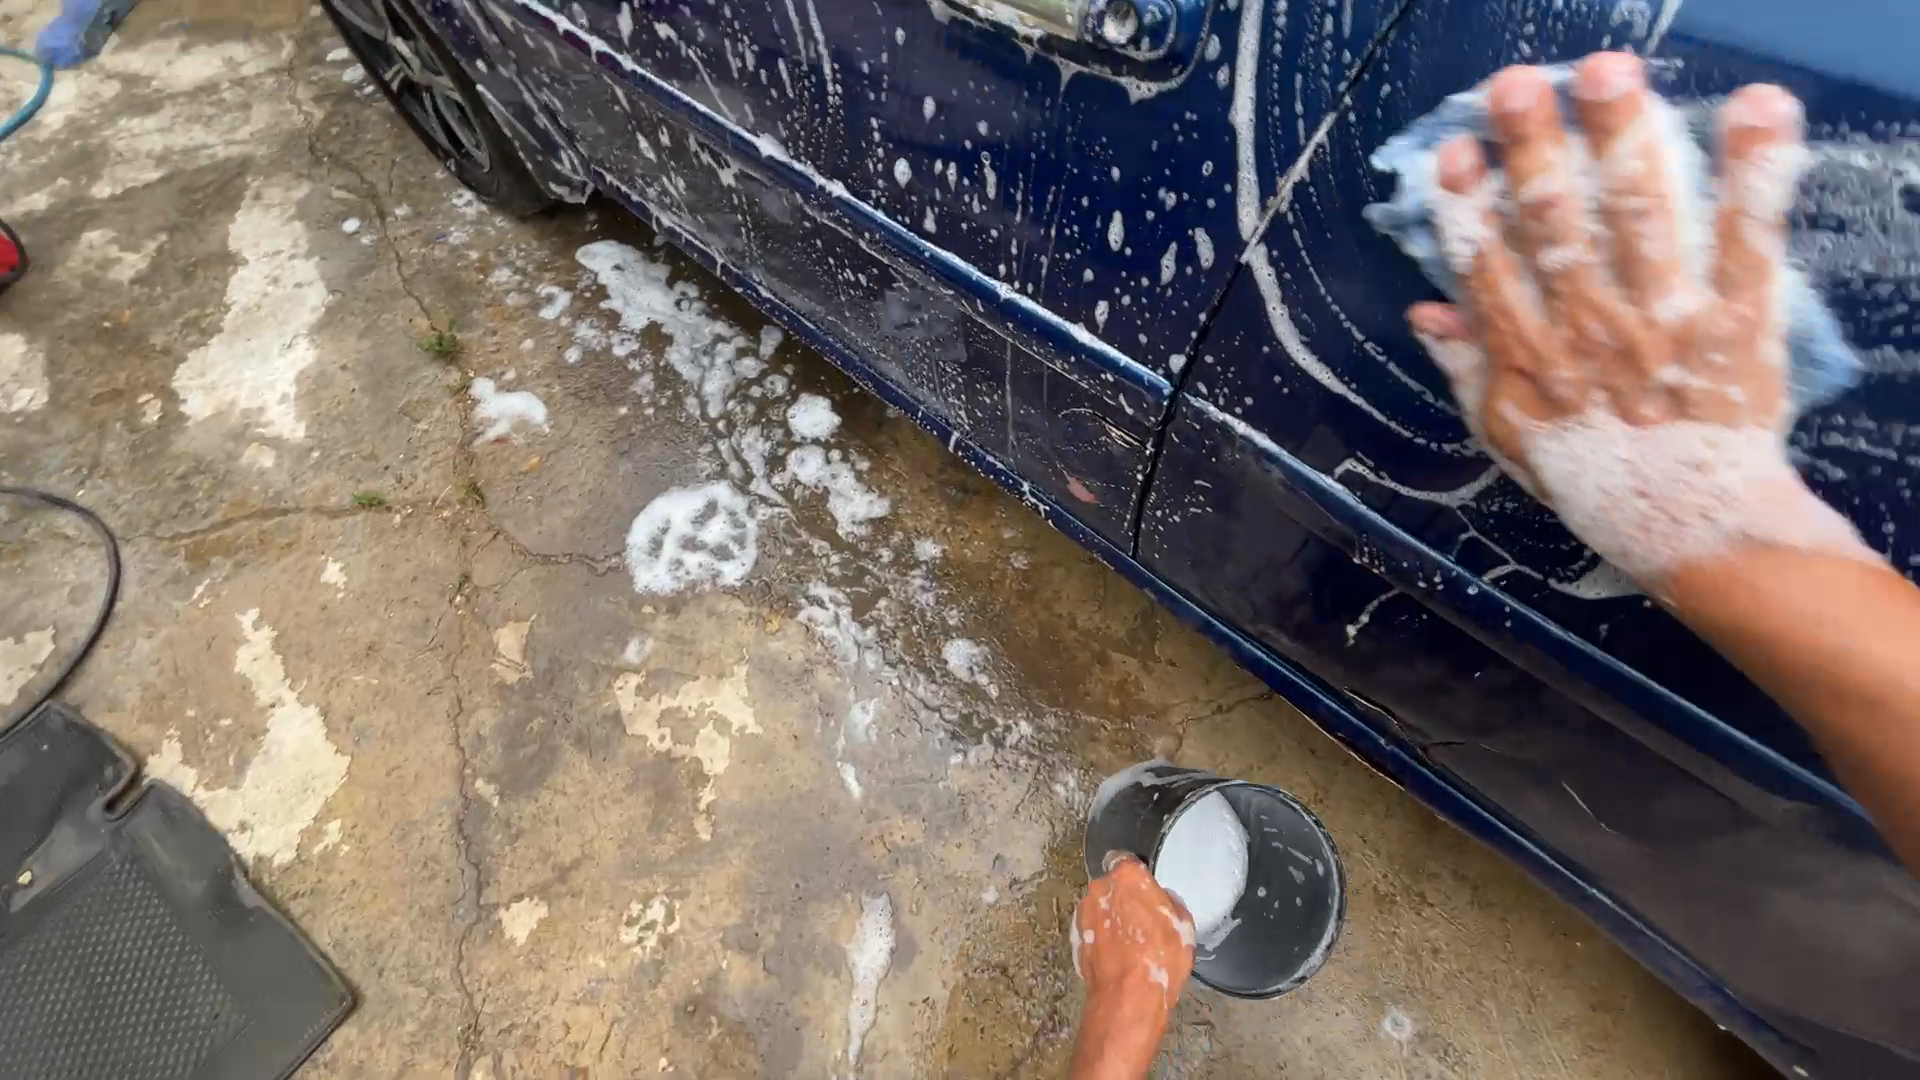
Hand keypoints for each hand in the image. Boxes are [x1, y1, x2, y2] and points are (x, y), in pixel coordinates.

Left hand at [1067, 853, 1195, 1079]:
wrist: (1126, 997)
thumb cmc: (1159, 958)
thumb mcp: (1183, 926)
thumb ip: (1170, 902)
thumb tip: (1162, 901)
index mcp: (1127, 876)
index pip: (1127, 860)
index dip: (1136, 874)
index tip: (1143, 888)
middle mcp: (1100, 886)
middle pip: (1113, 885)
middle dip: (1124, 898)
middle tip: (1140, 921)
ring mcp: (1084, 910)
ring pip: (1100, 906)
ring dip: (1111, 918)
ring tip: (1128, 944)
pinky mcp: (1074, 933)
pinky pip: (1091, 928)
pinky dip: (1100, 936)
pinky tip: (1115, 956)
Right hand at [1405, 53, 1870, 595]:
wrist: (1685, 520)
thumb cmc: (1580, 471)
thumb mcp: (1499, 428)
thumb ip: (1463, 364)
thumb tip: (1423, 307)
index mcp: (1524, 357)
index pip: (1486, 269)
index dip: (1466, 207)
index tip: (1453, 152)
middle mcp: (1585, 327)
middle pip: (1554, 227)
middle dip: (1533, 151)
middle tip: (1516, 83)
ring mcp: (1663, 317)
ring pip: (1639, 216)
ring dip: (1624, 138)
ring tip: (1608, 70)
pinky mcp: (1739, 315)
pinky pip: (1746, 236)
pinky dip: (1754, 170)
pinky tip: (1754, 104)